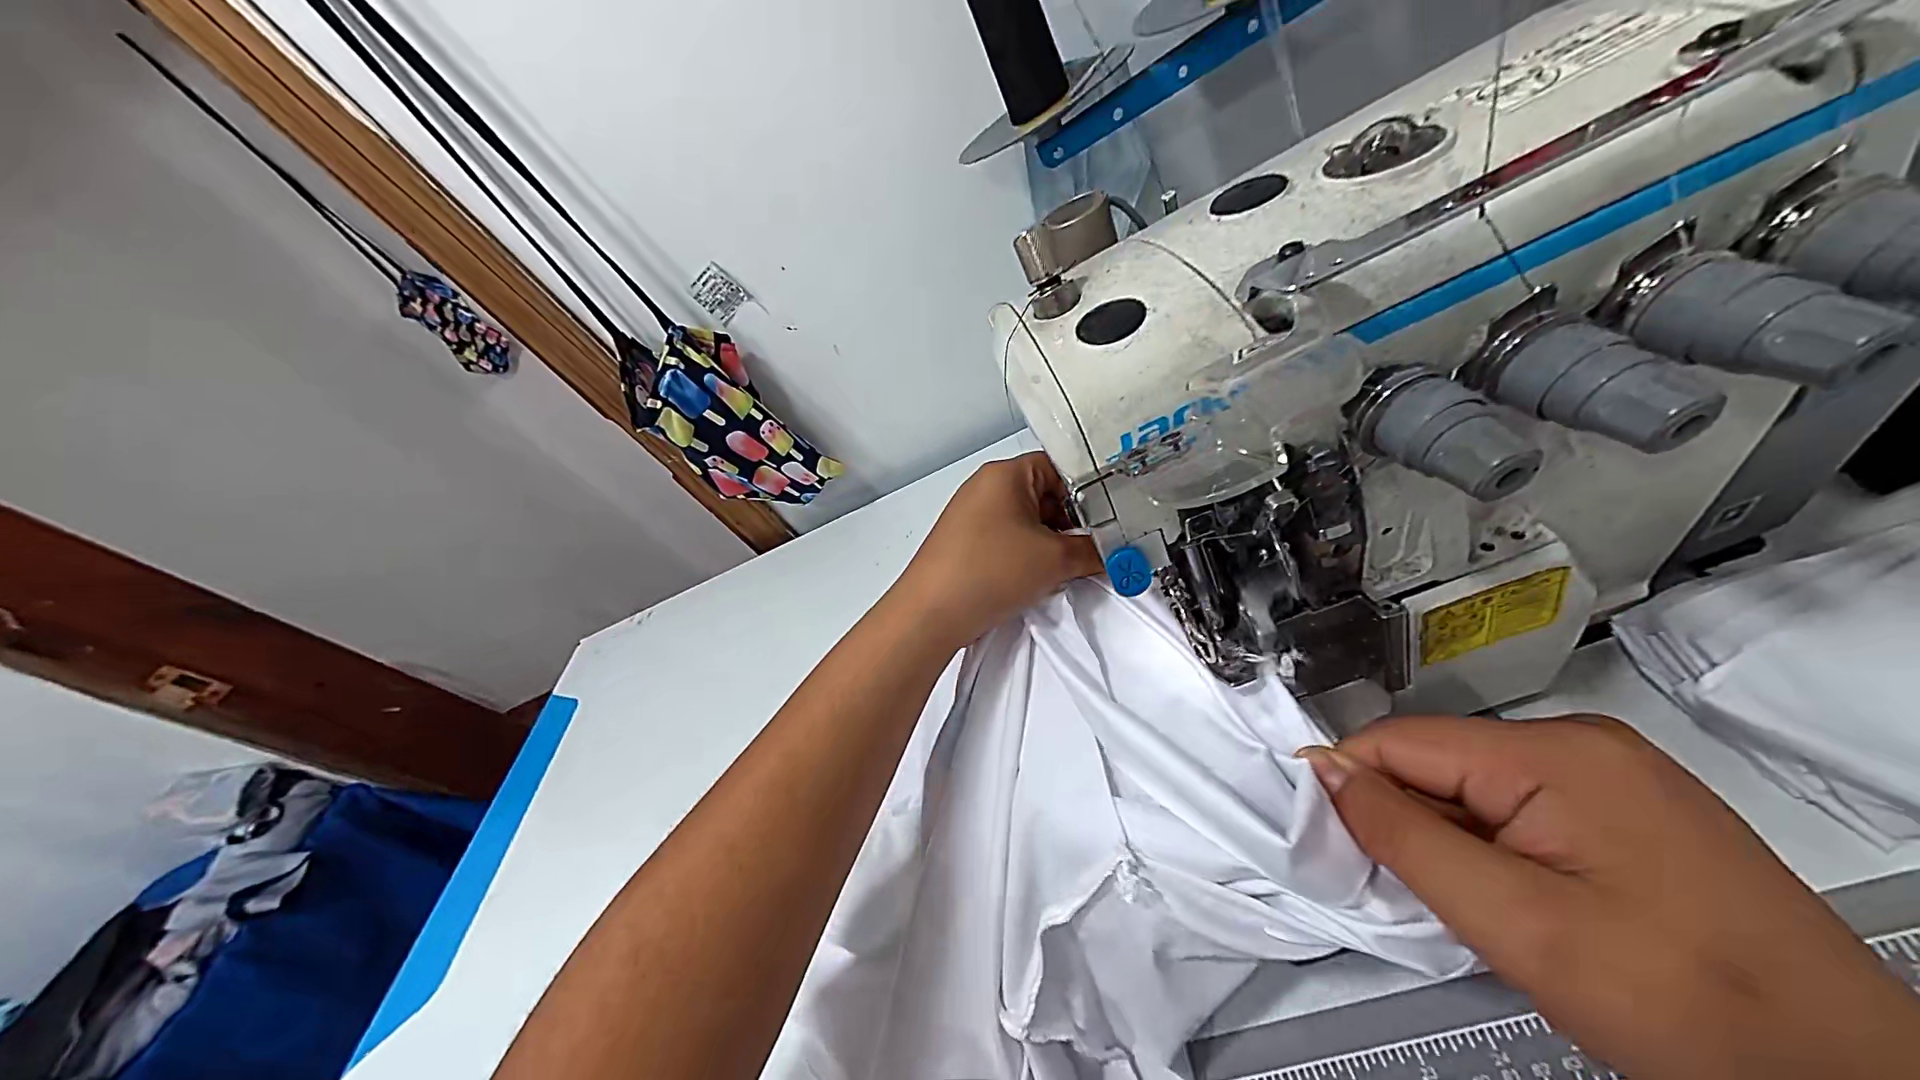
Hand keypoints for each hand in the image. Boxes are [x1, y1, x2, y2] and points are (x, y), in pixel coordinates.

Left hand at [890, 452, 1103, 647]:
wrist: (931, 615)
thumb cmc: (985, 572)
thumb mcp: (1054, 559)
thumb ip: (1094, 551)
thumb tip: (1118, 553)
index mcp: (1005, 474)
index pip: (1061, 467)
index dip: (1090, 491)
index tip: (1113, 516)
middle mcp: (987, 488)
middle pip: (1046, 495)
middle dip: (1073, 523)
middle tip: (1098, 548)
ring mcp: (975, 516)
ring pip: (1029, 521)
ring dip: (1052, 543)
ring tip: (1069, 567)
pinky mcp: (969, 543)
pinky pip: (1011, 540)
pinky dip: (1030, 555)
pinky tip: (1042, 577)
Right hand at [1299, 715, 1919, 1079]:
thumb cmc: (1688, 1005)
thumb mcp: (1518, 923)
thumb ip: (1404, 837)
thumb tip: (1325, 773)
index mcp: (1554, 754)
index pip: (1400, 742)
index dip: (1350, 786)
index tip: (1329, 842)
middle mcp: (1580, 744)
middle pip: (1437, 763)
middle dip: (1405, 821)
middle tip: (1413, 894)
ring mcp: (1609, 774)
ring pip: (1472, 788)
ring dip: (1447, 839)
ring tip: (1472, 906)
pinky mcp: (1624, 808)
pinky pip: (1516, 807)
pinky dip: (1489, 847)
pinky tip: (1511, 897)